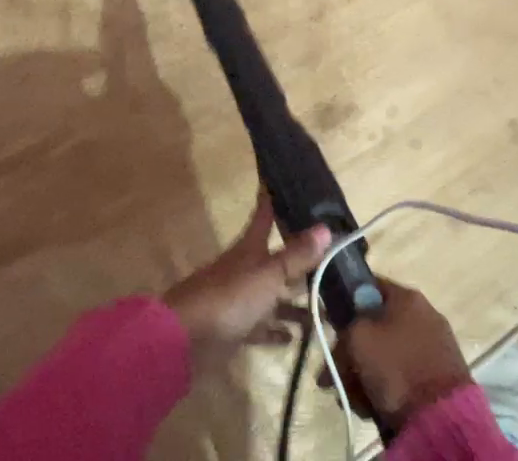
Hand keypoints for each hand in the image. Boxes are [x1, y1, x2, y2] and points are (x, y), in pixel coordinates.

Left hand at [163, 194, 330, 368]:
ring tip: (326, 312)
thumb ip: (296, 255)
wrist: (187, 336)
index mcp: (249, 249)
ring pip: (272, 297)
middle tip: (331, 263)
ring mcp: (239, 300)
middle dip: (300, 262)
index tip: (277, 180)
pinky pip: (261, 328)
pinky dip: (276, 331)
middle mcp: (245, 270)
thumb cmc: (229, 297)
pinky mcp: (235, 329)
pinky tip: (294, 338)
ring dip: (294, 304)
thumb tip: (326, 227)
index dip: (270, 200)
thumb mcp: (268, 274)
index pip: (263, 217)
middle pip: (275, 261)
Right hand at [330, 278, 472, 430]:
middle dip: (350, 352)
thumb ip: (346, 321)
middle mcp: (424, 315)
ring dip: (363, 373)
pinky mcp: (441, 375)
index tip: (329, 327)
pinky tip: (372, 405)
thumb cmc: (394, 367)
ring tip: (351, 398)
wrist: (441, 419)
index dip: (343, 304)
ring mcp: (435, 346)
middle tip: (332, 375)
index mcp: (407, 297)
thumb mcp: (357, 337)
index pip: (366, 286)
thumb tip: (349, 323)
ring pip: (386, 353)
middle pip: (374, 326)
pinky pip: (403, 372)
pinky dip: (386, 386)